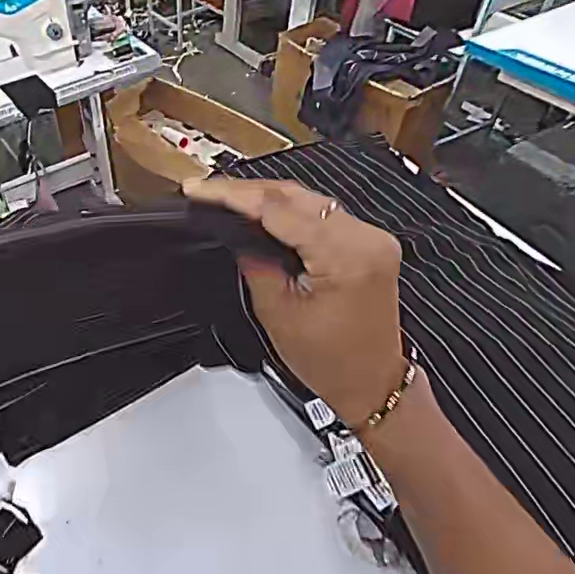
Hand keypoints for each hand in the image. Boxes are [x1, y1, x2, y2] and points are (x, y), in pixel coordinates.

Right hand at [183, 177, 406, 425]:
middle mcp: (367, 239)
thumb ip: (256, 263)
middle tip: (208, 191)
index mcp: (346, 256)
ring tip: (228, 199)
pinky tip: (263, 212)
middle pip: (297, 196)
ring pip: (309, 200)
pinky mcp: (369, 243)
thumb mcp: (278, 312)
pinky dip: (290, 211)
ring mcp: (372, 238)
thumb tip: (237, 233)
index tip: (202, 191)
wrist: (371, 382)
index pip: (280, 209)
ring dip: (268, 199)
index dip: (235, 196)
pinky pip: (323, 214)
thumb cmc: (331, 361)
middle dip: (248, 191)